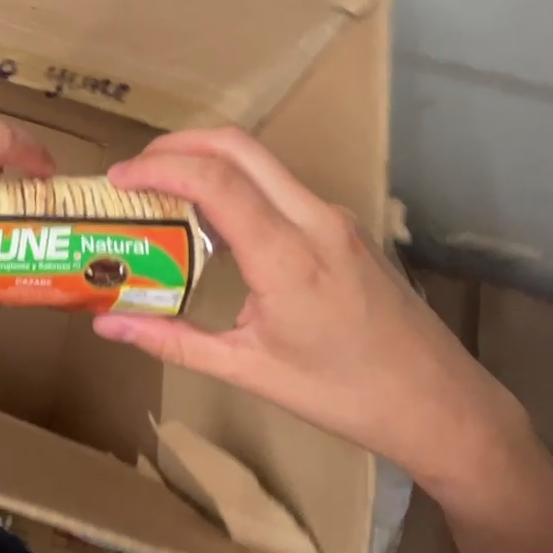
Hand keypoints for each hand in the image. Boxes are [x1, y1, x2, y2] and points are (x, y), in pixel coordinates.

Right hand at [92, 128, 527, 487]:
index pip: (216, 182)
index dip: (159, 168)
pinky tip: (211, 219)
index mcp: (289, 259)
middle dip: (176, 144)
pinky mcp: (343, 225)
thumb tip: (105, 327)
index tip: (118, 179)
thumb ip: (172, 341)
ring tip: (162, 190)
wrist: (448, 407)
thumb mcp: (250, 371)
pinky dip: (232, 181)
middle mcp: (315, 222)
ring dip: (205, 159)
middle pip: (237, 147)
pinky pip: (277, 183)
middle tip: (134, 169)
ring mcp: (334, 218)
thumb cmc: (346, 395)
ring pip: (259, 159)